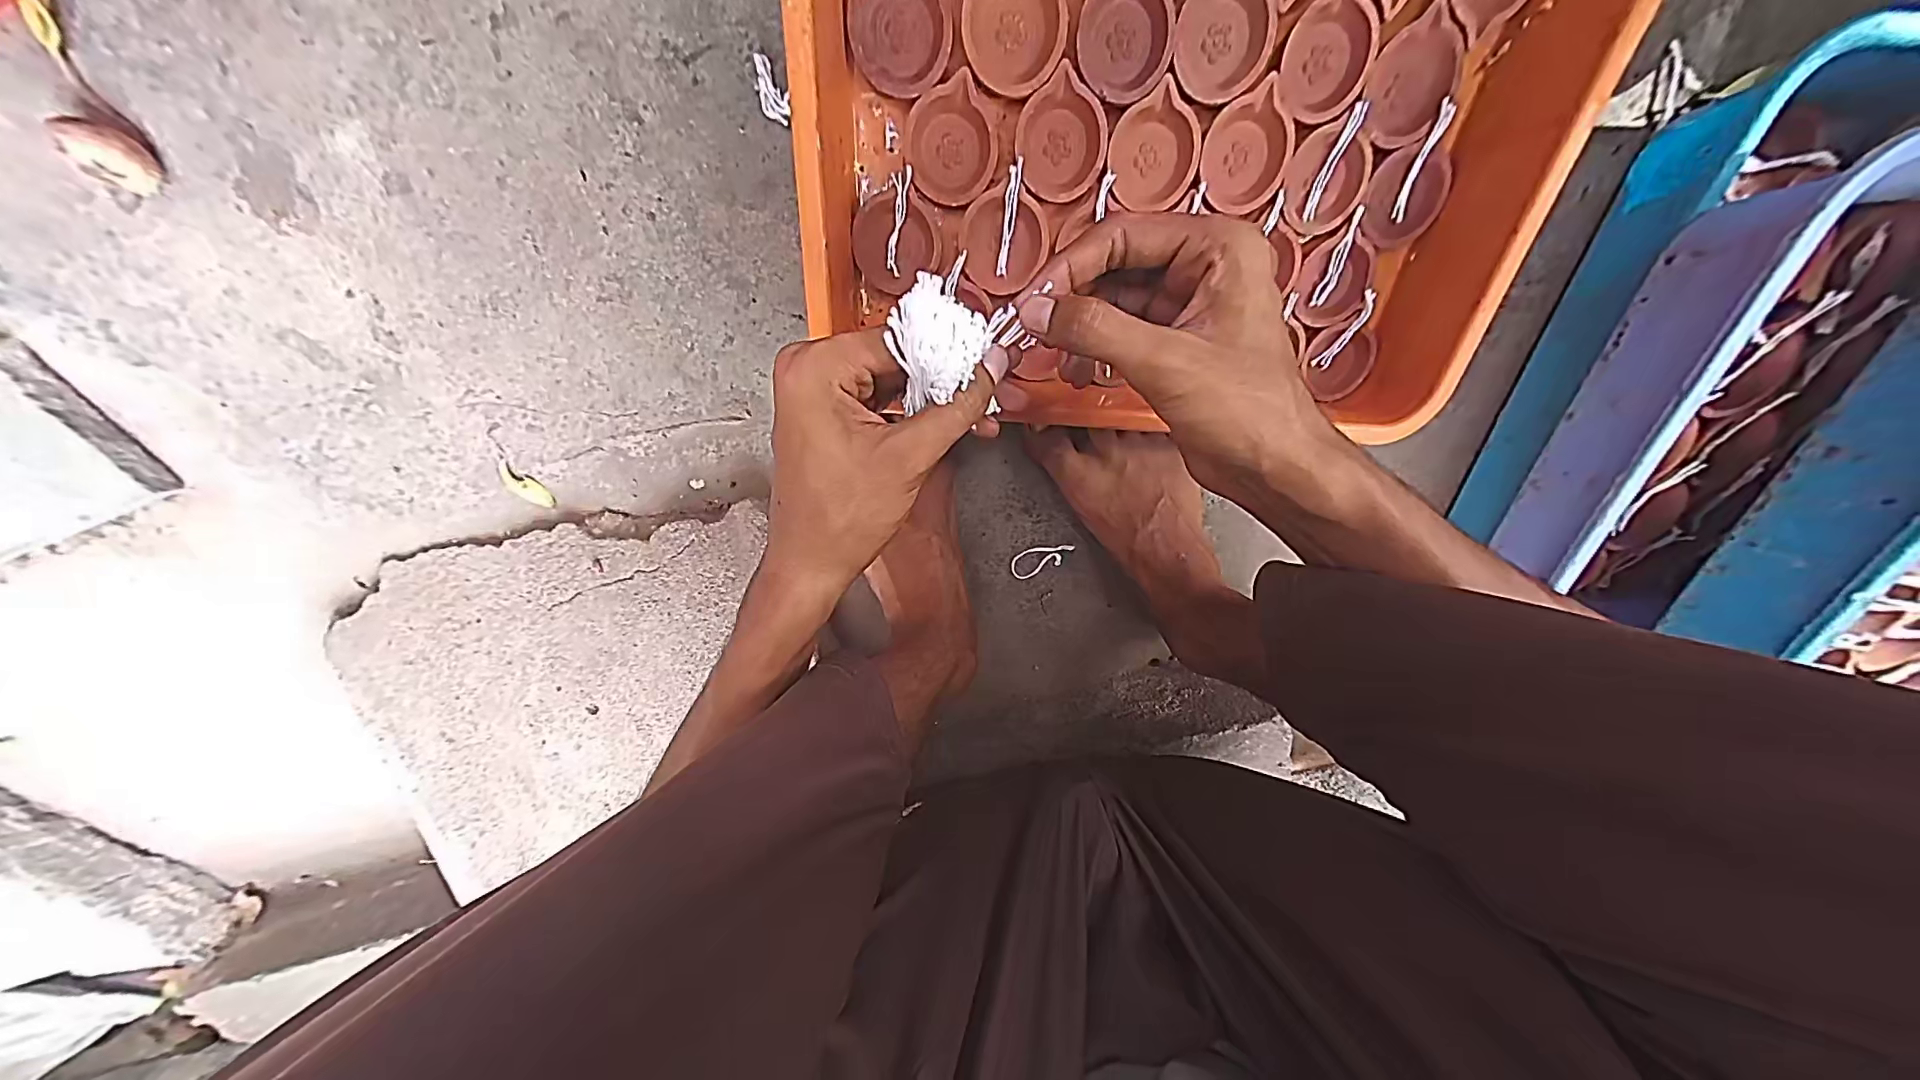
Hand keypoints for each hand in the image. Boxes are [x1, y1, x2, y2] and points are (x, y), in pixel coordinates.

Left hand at [765, 328, 1006, 601]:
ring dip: (931, 400)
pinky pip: (878, 398)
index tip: (982, 363)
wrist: (812, 562)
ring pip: (891, 379)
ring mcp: (813, 391)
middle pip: (895, 358)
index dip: (948, 356)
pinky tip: (940, 426)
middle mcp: (806, 370)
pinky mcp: (825, 411)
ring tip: (966, 416)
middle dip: (941, 382)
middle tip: (979, 396)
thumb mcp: (909, 456)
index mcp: (815, 368)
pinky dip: (910, 412)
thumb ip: (956, 406)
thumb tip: (984, 372)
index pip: (899, 340)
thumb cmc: (835, 522)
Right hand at [1011, 213, 1350, 505]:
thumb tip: (1042, 310)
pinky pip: (1120, 329)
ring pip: (1113, 299)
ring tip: (1053, 350)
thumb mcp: (1166, 363)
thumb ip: (1096, 330)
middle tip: (1035, 322)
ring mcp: (1188, 307)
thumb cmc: (1253, 413)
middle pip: (1114, 264)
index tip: (1036, 296)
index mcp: (1219, 250)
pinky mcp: (1174, 342)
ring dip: (1078, 324)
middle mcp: (1204, 270)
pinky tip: (1077, 367)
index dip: (1071, 266)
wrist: (1273, 466)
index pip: (1124, 236)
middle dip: (1071, 296)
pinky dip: (1092, 346)